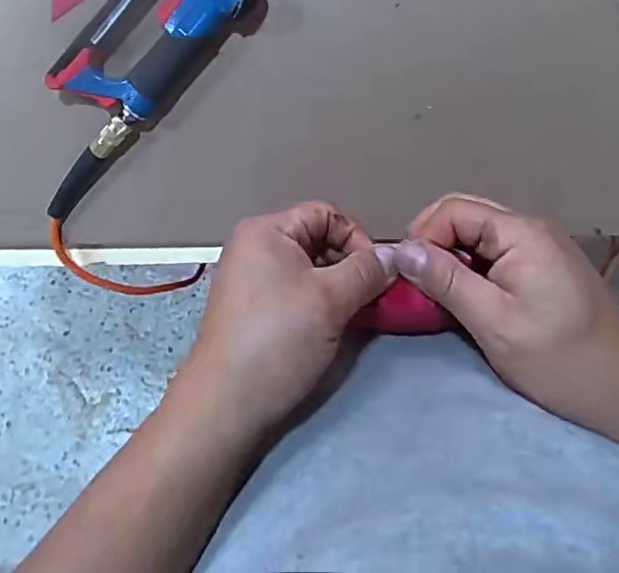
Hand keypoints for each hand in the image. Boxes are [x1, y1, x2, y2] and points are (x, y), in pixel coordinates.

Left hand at [177, 202, 392, 432]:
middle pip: (316, 238)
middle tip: (370, 296)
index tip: (376, 274)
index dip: (356, 237)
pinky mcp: (250, 306)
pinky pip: (292, 288)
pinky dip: (316, 301)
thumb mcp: (331, 300)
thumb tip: (393, 256)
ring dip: (335, 285)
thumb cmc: (277, 339)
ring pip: (307, 267)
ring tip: (353, 313)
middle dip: (348, 264)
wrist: (225, 404)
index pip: (325, 213)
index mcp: (266, 230)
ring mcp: (249, 277)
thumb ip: (366, 272)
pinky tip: (330, 326)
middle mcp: (253, 245)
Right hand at [391, 193, 618, 447]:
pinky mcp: (546, 265)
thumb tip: (401, 250)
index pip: (451, 209)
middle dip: (432, 243)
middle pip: (464, 215)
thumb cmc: (564, 363)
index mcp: (521, 232)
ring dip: (451, 256)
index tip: (406, 276)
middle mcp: (531, 227)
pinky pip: (495, 251)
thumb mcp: (495, 324)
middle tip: (416, 284)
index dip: (421, 236)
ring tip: (438, 293)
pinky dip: (472, 267)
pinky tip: (468, 296)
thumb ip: (446, 281)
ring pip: (477, 233)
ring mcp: (542, 244)